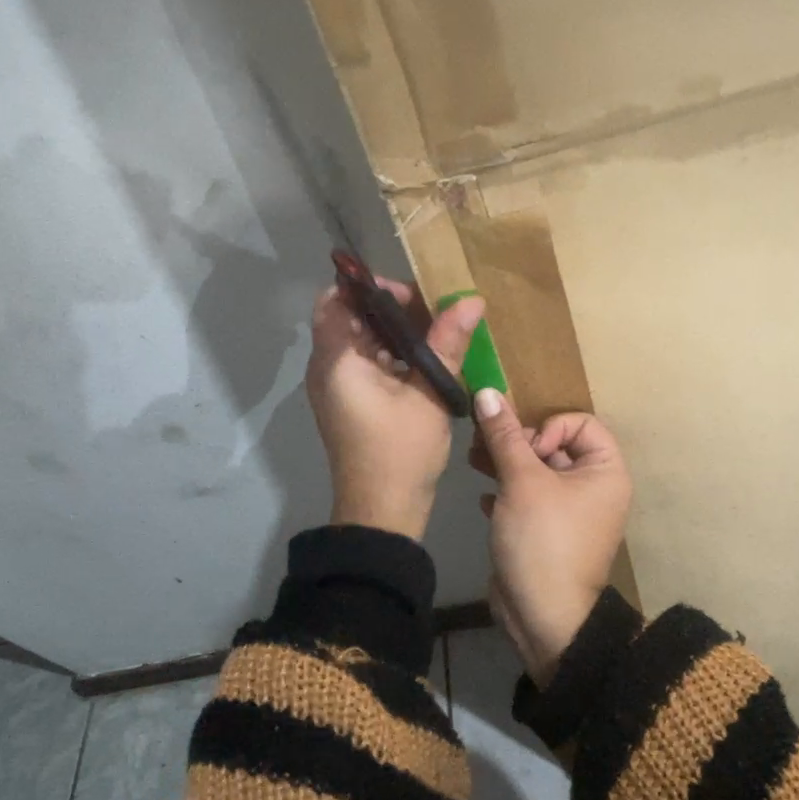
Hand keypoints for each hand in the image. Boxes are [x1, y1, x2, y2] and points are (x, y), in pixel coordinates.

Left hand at [307, 278, 484, 540]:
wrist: (382, 511)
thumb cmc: (400, 451)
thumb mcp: (429, 394)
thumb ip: (447, 344)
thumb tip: (471, 300)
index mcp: (337, 360)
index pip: (335, 301)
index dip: (367, 288)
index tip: (406, 294)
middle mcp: (327, 369)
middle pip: (349, 319)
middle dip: (389, 310)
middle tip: (431, 312)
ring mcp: (336, 389)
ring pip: (359, 343)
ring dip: (393, 334)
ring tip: (436, 333)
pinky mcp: (349, 404)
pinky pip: (365, 366)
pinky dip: (390, 356)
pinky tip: (426, 361)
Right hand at [471, 389, 632, 685]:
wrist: (543, 617)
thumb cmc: (543, 541)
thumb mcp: (521, 481)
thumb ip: (504, 435)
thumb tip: (487, 392)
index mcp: (605, 471)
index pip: (580, 423)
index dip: (549, 427)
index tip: (525, 449)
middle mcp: (593, 488)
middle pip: (554, 445)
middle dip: (517, 442)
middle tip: (483, 445)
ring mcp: (569, 511)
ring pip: (536, 471)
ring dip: (505, 463)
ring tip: (473, 460)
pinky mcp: (546, 531)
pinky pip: (527, 498)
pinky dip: (506, 492)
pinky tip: (484, 500)